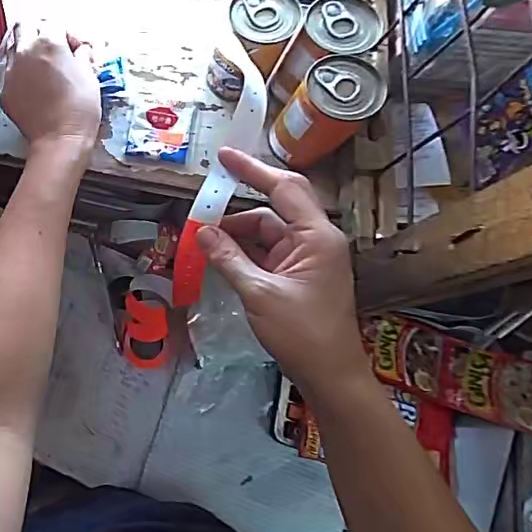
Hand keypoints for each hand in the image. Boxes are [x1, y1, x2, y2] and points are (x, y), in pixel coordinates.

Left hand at [2, 23, 100, 150]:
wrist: (59, 140)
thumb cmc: (81, 107)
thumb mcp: (90, 75)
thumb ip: (82, 55)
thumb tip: (80, 49)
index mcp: (49, 42)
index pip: (55, 23)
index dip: (68, 34)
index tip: (78, 49)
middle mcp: (25, 51)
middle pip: (26, 25)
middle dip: (40, 31)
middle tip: (54, 48)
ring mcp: (11, 71)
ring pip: (14, 48)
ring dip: (28, 50)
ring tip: (42, 68)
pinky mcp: (4, 91)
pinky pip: (11, 74)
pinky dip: (22, 75)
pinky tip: (35, 89)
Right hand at [196, 147, 365, 392]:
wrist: (330, 375)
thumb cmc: (302, 334)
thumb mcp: (259, 294)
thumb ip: (229, 259)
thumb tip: (201, 232)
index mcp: (317, 236)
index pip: (284, 188)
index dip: (252, 170)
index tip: (225, 156)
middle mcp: (315, 239)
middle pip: (272, 210)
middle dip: (236, 211)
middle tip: (202, 208)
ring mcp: (307, 257)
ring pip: (266, 233)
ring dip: (236, 236)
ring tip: (203, 241)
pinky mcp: (299, 274)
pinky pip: (268, 252)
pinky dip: (244, 253)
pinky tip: (219, 256)